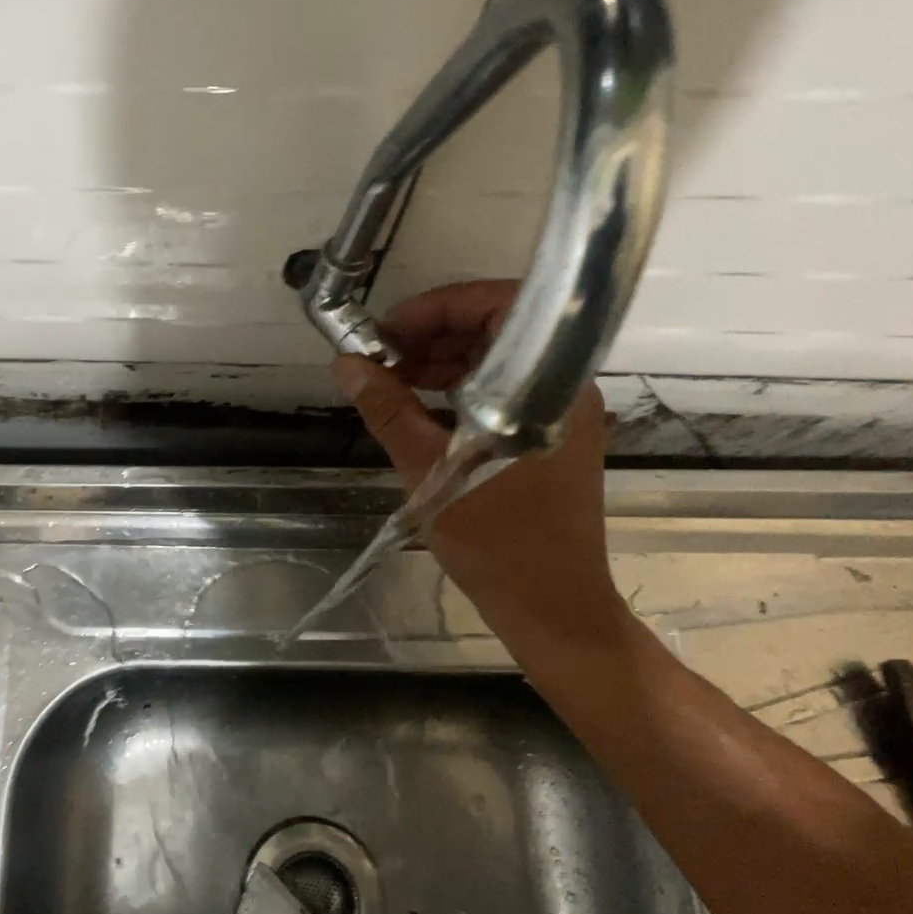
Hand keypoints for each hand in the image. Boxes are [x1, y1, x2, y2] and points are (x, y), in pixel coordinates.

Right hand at [330, 280, 625, 642]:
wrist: (551, 607)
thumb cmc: (496, 540)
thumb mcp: (429, 469)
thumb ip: (387, 409)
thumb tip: (346, 364)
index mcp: (549, 385)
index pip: (498, 306)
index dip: (438, 307)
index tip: (388, 331)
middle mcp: (566, 388)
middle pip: (497, 330)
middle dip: (434, 334)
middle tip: (382, 355)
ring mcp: (563, 413)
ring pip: (498, 361)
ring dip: (443, 362)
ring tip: (392, 379)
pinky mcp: (553, 436)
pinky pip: (505, 390)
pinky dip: (462, 389)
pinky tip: (420, 404)